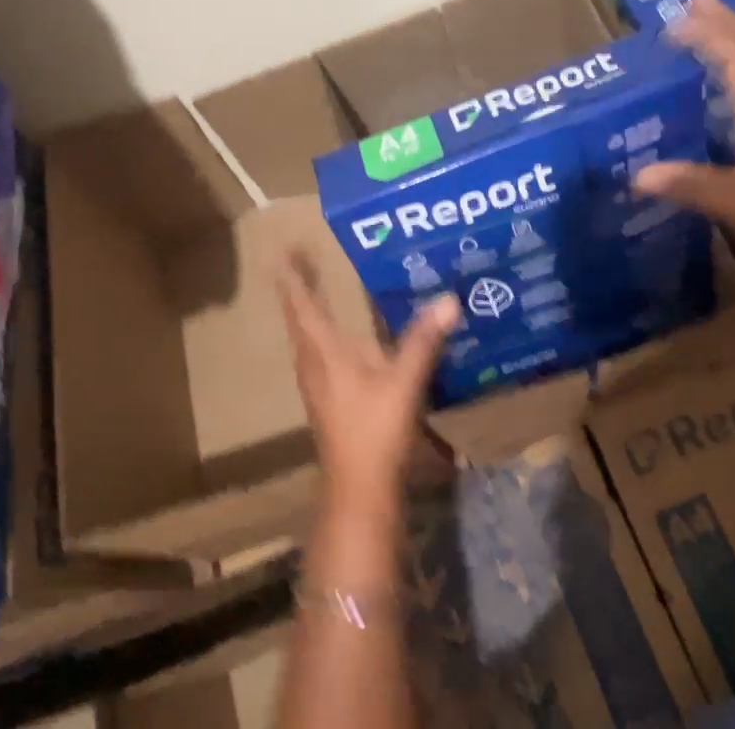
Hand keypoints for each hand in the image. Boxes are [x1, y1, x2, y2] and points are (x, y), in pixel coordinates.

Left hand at [278, 253, 460, 504]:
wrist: (358, 486)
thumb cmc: (374, 430)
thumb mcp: (403, 382)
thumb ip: (424, 340)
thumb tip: (448, 299)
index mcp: (324, 352)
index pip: (301, 304)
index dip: (292, 277)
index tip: (285, 248)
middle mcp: (312, 363)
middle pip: (299, 318)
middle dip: (299, 287)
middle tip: (303, 258)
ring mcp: (316, 383)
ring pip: (306, 338)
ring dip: (308, 311)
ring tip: (314, 288)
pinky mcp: (326, 398)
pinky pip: (317, 354)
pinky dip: (322, 333)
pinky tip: (341, 337)